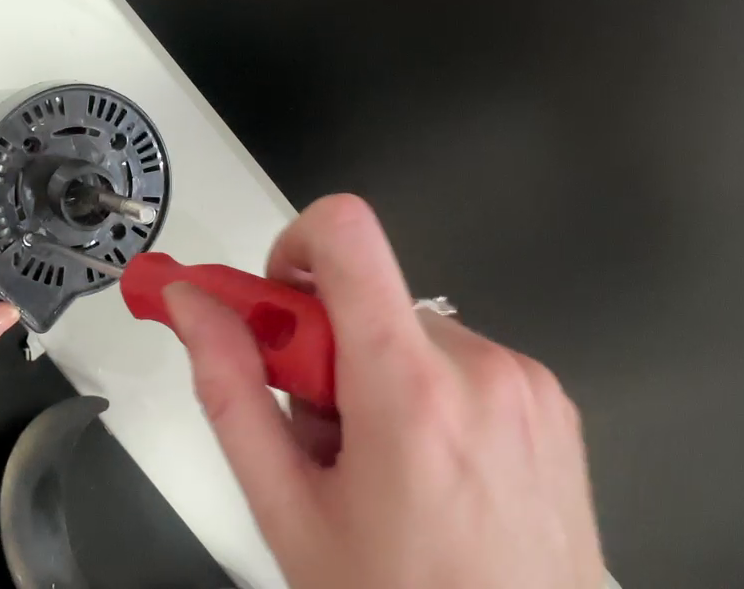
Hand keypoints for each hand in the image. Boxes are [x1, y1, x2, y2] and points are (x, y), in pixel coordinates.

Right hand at [163, 195, 603, 588]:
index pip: (346, 233)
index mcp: (411, 389)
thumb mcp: (287, 510)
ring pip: (409, 330)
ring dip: (378, 374)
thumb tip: (191, 305)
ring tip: (384, 468)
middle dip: (326, 347)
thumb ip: (228, 389)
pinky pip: (460, 357)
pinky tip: (432, 471)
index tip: (277, 308)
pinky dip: (429, 391)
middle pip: (367, 296)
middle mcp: (480, 367)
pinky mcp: (552, 400)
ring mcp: (526, 382)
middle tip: (325, 433)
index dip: (295, 246)